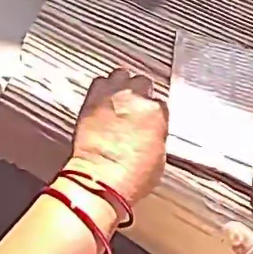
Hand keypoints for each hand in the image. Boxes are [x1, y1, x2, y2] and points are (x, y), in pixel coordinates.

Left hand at [66, 67, 167, 203]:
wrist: (102, 178)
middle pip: (142, 82)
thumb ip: (156, 134)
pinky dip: (101, 88)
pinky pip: (99, 82)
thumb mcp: (158, 158)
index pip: (159, 103)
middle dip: (139, 93)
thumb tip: (151, 132)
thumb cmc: (131, 176)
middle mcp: (137, 98)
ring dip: (121, 85)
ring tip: (118, 96)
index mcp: (156, 113)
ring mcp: (114, 95)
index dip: (153, 112)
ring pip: (121, 75)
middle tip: (133, 106)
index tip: (147, 119)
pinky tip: (102, 98)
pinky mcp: (93, 97)